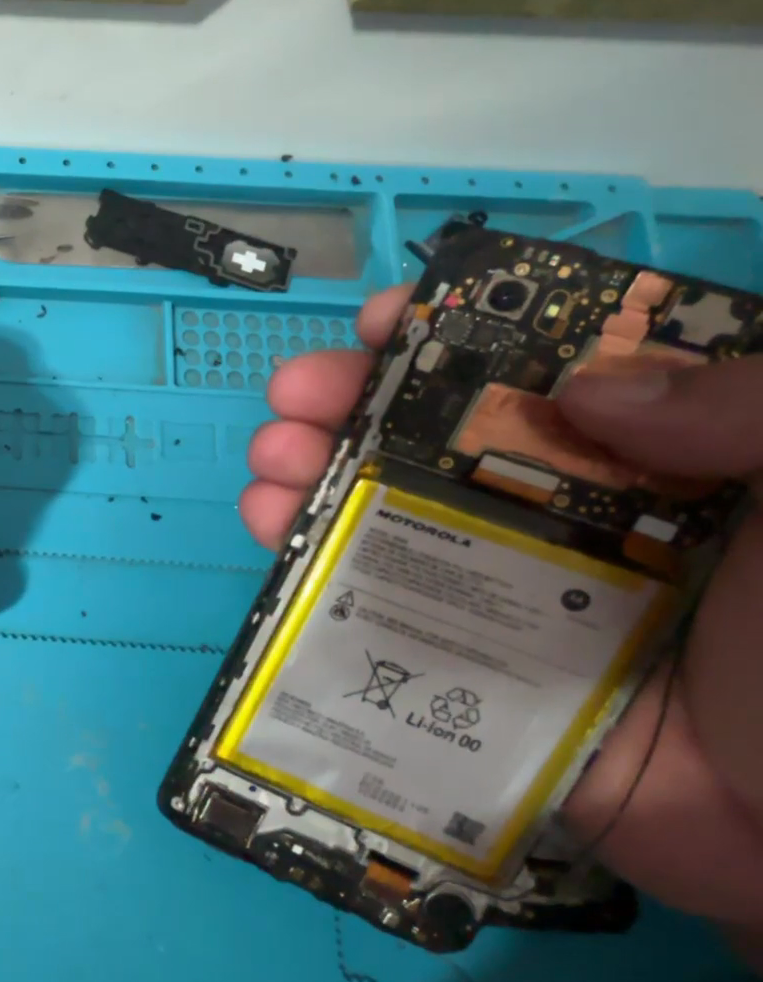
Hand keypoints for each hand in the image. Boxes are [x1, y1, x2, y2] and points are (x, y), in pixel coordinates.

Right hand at [245, 286, 762, 937]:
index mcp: (664, 465)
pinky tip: (267, 529)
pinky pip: (361, 598)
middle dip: (354, 400)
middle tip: (293, 394)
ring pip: (385, 508)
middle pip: (440, 435)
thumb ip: (754, 414)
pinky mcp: (454, 658)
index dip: (461, 334)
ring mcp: (504, 587)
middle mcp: (571, 512)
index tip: (385, 323)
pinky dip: (302, 557)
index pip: (545, 372)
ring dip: (312, 468)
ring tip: (270, 459)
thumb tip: (582, 389)